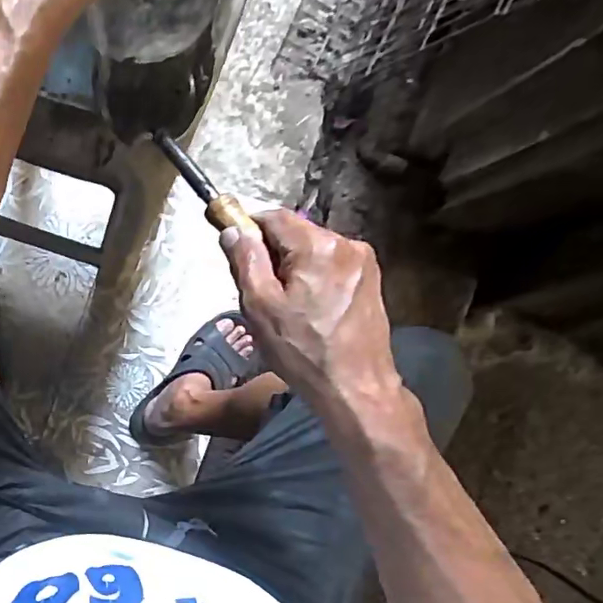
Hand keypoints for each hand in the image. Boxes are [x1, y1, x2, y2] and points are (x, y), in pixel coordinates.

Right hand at [221, 210, 405, 414]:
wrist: (354, 385)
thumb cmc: (302, 350)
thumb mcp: (260, 306)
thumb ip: (245, 261)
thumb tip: (233, 230)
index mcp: (318, 247)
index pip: (274, 217)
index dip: (248, 226)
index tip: (232, 247)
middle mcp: (347, 244)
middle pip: (295, 232)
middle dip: (270, 251)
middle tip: (255, 287)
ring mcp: (363, 261)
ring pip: (311, 248)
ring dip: (290, 265)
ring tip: (281, 303)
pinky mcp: (370, 278)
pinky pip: (329, 264)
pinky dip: (310, 275)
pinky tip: (304, 307)